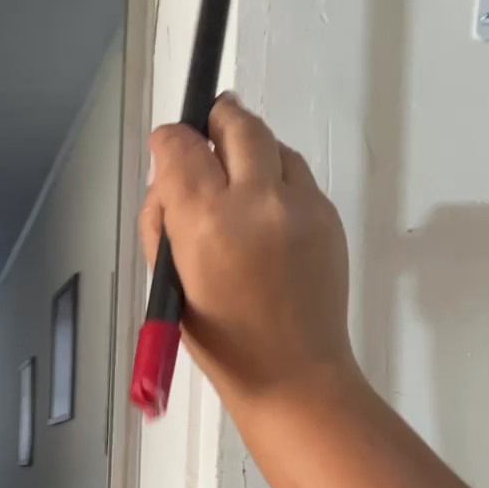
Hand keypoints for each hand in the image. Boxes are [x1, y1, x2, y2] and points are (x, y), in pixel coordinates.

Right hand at [140, 95, 356, 411]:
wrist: (289, 369)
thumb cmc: (216, 339)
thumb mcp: (169, 286)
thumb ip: (163, 229)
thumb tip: (168, 186)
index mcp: (205, 223)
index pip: (181, 151)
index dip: (168, 140)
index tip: (164, 143)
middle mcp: (255, 200)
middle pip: (236, 126)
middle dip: (216, 118)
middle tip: (205, 123)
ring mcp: (299, 203)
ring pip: (271, 144)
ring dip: (247, 145)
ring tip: (233, 168)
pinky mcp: (325, 212)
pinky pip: (294, 172)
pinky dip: (273, 173)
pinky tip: (260, 203)